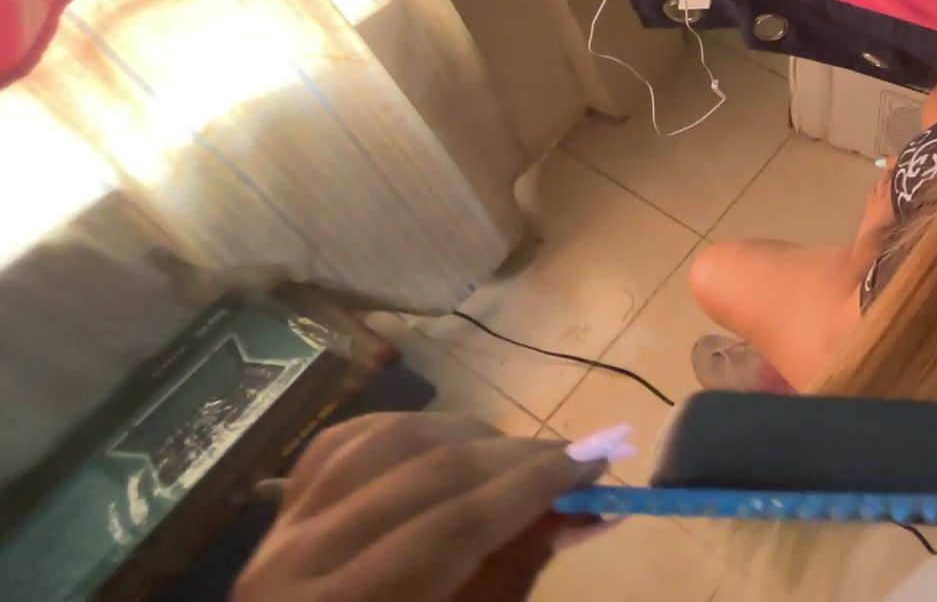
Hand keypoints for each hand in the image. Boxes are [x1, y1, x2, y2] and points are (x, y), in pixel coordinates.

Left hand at [234, 412, 605, 601]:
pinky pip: (352, 439)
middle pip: (431, 475)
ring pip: (394, 439)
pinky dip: (412, 429)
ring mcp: (279, 531)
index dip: (534, 486)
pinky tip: (450, 441)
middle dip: (518, 457)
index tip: (598, 460)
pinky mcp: (282, 509)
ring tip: (514, 458)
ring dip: (472, 436)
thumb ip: (517, 566)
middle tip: (578, 457)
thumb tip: (586, 502)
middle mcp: (293, 566)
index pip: (455, 525)